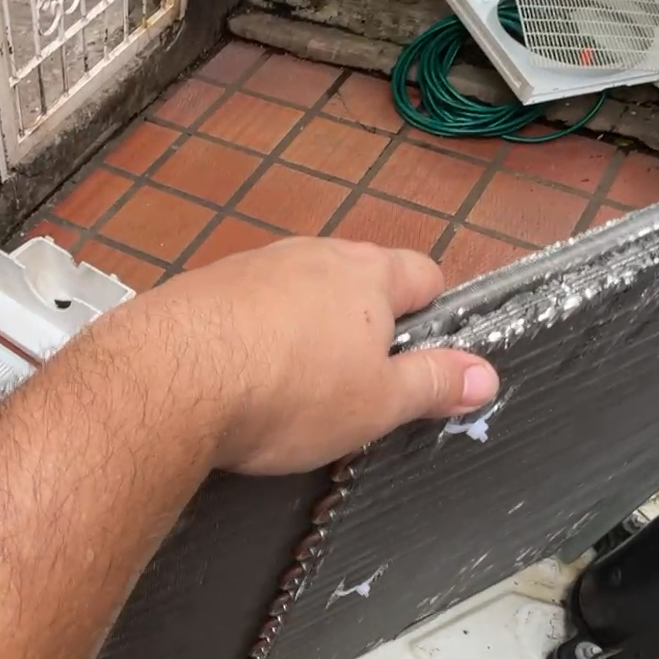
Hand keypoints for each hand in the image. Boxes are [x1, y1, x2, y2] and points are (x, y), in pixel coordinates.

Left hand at [103, 238, 497, 474]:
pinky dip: (242, 333)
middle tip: (343, 381)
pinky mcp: (194, 288)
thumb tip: (489, 376)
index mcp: (366, 274)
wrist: (169, 379)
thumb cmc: (289, 393)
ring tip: (279, 382)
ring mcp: (245, 266)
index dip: (430, 314)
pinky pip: (236, 307)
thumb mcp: (375, 403)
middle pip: (351, 278)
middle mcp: (306, 255)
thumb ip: (432, 385)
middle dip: (356, 322)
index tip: (415, 356)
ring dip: (295, 327)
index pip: (423, 274)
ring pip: (290, 291)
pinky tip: (226, 373)